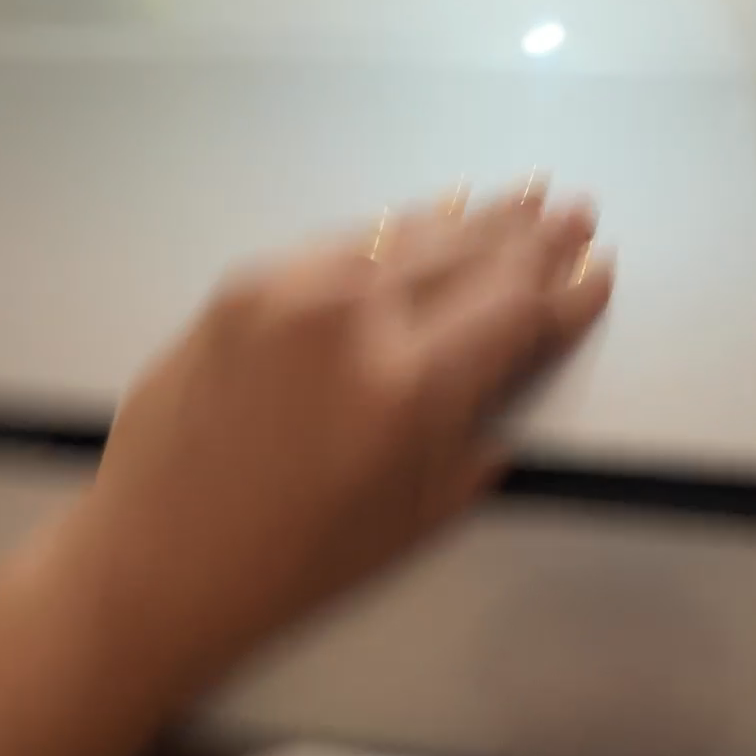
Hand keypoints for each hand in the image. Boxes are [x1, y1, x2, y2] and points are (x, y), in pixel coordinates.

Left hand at [70, 184, 611, 650]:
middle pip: (469, 254)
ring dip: (474, 217)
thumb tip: (517, 352)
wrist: (156, 559)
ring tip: (521, 195)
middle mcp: (353, 315)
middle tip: (575, 210)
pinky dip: (400, 229)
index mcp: (407, 386)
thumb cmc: (302, 561)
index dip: (566, 291)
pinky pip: (345, 242)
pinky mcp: (247, 282)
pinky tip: (433, 215)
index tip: (599, 270)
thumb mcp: (421, 508)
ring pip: (408, 232)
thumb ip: (481, 419)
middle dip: (532, 235)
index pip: (513, 312)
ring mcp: (291, 287)